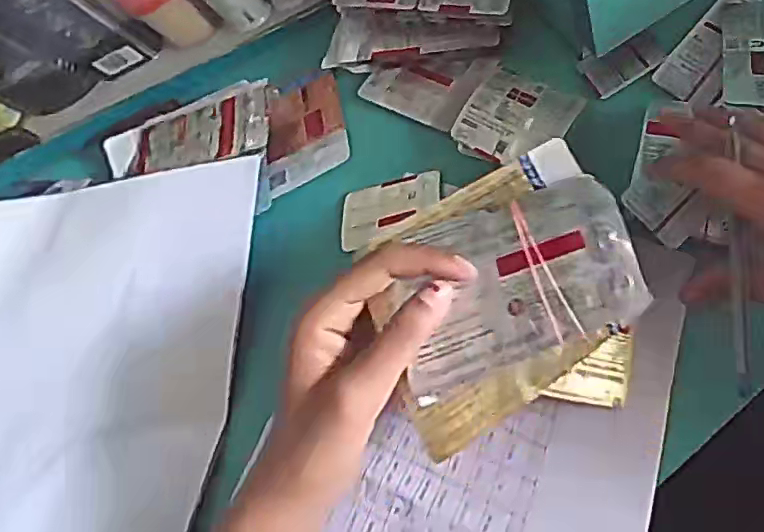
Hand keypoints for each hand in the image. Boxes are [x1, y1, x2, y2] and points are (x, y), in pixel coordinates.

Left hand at [221, 244, 476, 531]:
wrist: (292, 503)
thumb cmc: (316, 451)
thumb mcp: (360, 393)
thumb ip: (400, 339)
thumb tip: (443, 288)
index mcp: (323, 311)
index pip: (382, 265)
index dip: (426, 260)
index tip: (467, 272)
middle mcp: (333, 310)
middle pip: (387, 267)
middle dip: (429, 263)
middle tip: (471, 274)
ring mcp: (346, 328)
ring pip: (393, 286)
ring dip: (427, 281)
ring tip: (466, 286)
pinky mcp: (361, 347)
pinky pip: (396, 312)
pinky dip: (422, 308)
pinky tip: (445, 316)